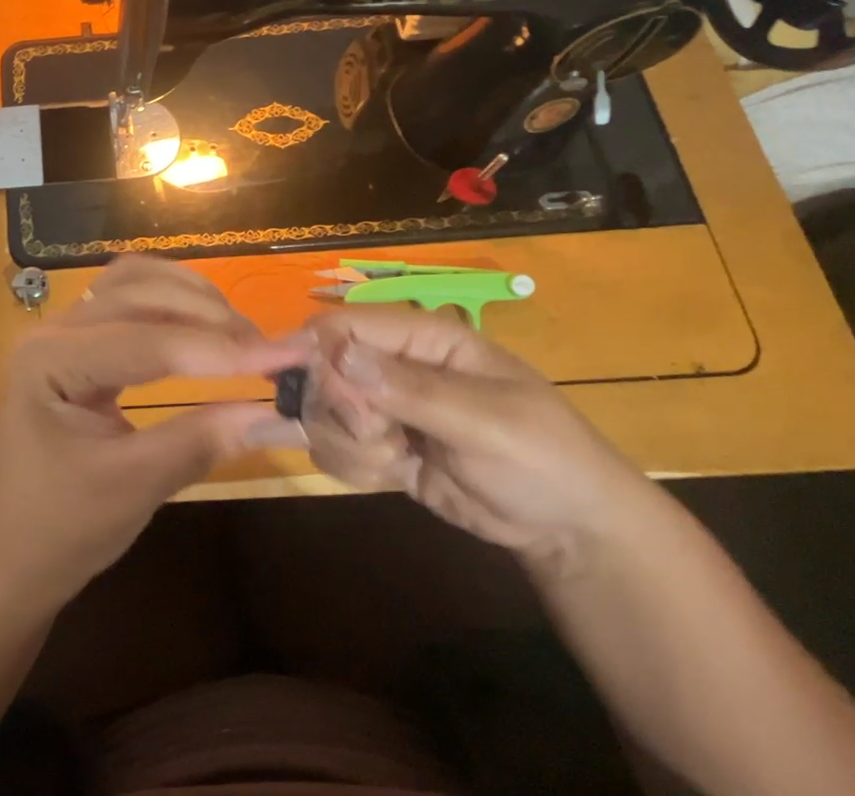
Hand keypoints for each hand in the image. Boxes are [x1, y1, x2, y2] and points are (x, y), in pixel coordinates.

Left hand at [0, 256, 311, 605]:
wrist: (22, 551)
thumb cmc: (66, 525)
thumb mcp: (135, 486)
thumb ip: (200, 441)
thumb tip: (280, 412)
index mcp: (47, 361)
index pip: (143, 341)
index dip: (219, 349)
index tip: (289, 358)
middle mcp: (50, 332)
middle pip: (138, 293)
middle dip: (208, 316)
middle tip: (270, 352)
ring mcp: (63, 334)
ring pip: (136, 285)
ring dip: (194, 301)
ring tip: (246, 340)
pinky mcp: (81, 346)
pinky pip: (130, 304)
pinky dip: (175, 308)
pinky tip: (210, 330)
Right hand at [296, 306, 663, 572]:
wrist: (565, 528)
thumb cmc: (544, 460)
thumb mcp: (488, 421)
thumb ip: (411, 389)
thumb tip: (339, 353)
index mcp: (425, 338)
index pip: (346, 325)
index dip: (311, 348)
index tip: (289, 382)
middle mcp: (394, 366)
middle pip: (321, 372)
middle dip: (341, 413)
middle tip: (381, 437)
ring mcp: (382, 408)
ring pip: (321, 415)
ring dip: (349, 446)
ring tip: (397, 461)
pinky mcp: (376, 446)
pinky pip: (331, 448)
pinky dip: (353, 468)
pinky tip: (393, 476)